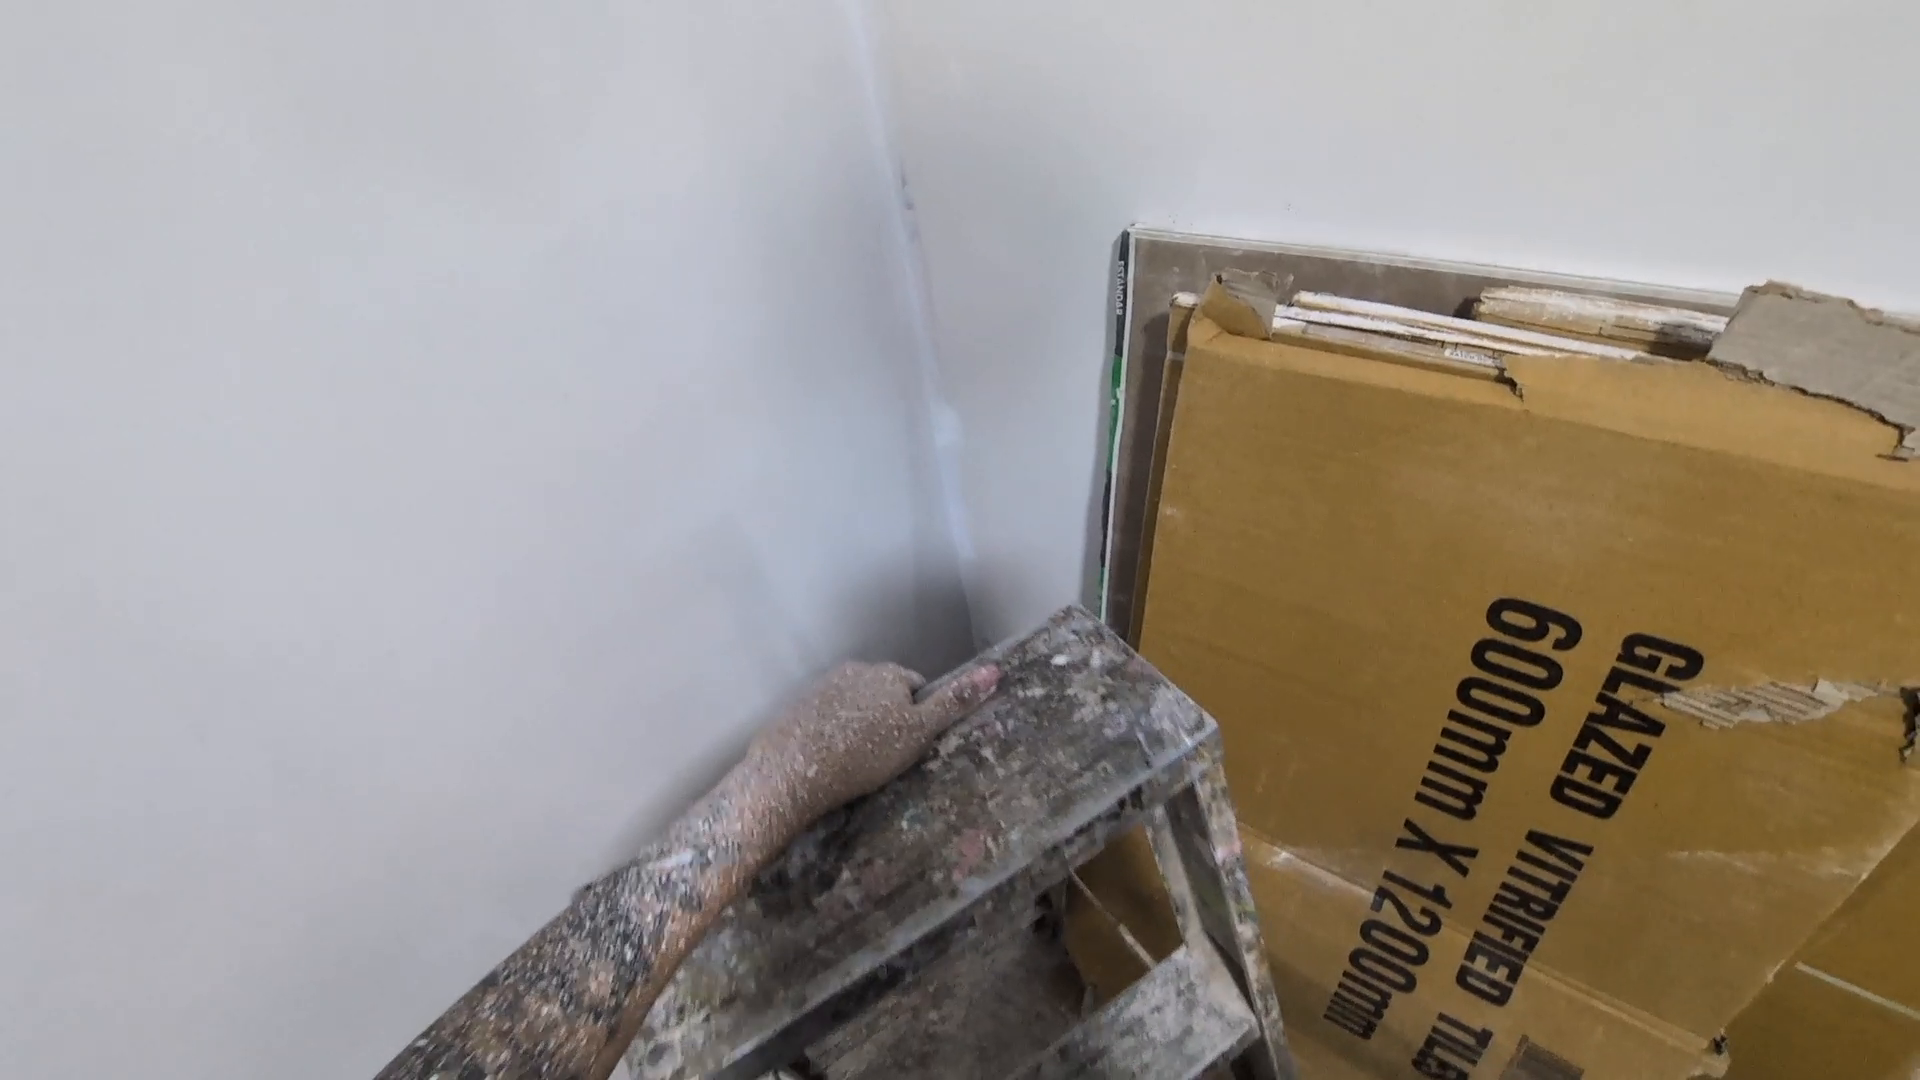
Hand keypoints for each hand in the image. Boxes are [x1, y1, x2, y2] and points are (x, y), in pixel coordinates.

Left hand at [746, 661, 1000, 828]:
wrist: (793, 771)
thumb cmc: (864, 754)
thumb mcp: (918, 733)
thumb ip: (954, 702)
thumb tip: (994, 671)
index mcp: (888, 673)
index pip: (916, 686)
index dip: (918, 715)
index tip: (912, 744)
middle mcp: (856, 669)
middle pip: (883, 691)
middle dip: (888, 715)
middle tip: (885, 756)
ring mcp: (823, 685)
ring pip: (854, 702)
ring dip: (860, 721)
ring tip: (856, 760)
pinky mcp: (798, 706)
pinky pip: (827, 714)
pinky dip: (833, 729)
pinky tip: (830, 757)